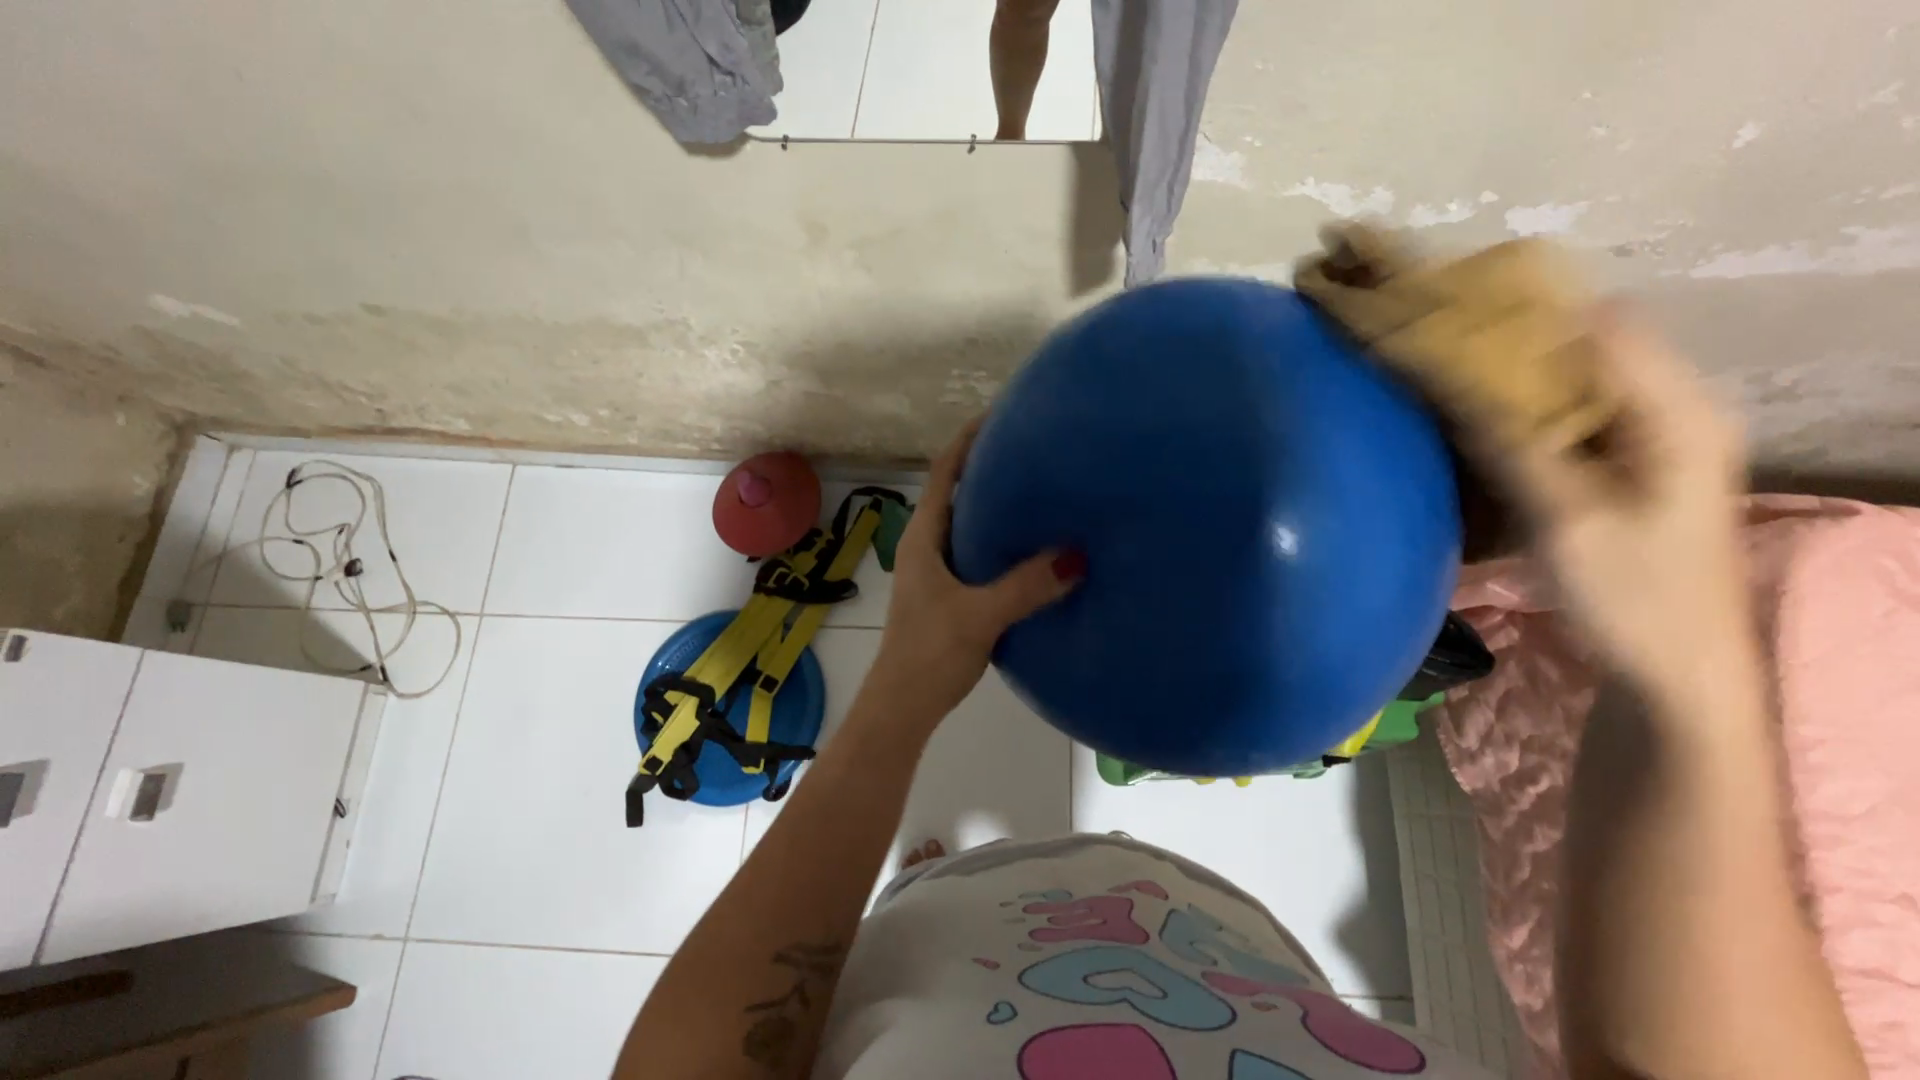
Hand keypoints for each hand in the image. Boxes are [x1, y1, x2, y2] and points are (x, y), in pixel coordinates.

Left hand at [860, 418, 1083, 728]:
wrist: (901, 706)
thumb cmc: (930, 653)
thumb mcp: (981, 615)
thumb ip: (1027, 585)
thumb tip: (1077, 555)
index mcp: (923, 538)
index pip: (945, 473)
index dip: (968, 441)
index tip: (1001, 414)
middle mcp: (925, 547)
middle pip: (957, 494)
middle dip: (990, 470)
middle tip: (1035, 454)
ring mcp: (934, 572)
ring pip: (968, 526)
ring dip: (997, 509)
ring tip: (1042, 495)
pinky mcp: (947, 596)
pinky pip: (977, 555)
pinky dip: (1001, 544)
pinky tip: (1034, 552)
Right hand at [1476, 305, 1751, 698]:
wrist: (1674, 674)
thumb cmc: (1633, 599)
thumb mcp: (1567, 519)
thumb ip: (1513, 443)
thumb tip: (1450, 379)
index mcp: (1675, 411)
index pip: (1599, 323)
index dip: (1525, 311)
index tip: (1448, 315)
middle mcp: (1667, 411)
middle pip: (1581, 348)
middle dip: (1505, 345)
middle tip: (1430, 350)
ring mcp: (1646, 441)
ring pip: (1568, 384)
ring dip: (1506, 383)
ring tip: (1437, 381)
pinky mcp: (1621, 470)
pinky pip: (1563, 421)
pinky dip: (1517, 418)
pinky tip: (1471, 429)